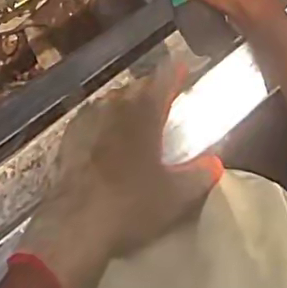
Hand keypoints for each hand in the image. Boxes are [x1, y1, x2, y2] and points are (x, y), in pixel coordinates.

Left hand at [20, 68, 220, 287]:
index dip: (176, 72)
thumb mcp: (175, 196)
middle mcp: (116, 102)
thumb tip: (215, 164)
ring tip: (137, 124)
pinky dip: (105, 122)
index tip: (183, 67)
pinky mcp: (71, 130)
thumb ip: (199, 175)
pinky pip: (94, 116)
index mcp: (144, 110)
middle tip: (164, 106)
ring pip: (114, 100)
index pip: (164, 78)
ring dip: (127, 107)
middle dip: (152, 92)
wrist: (77, 219)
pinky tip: (107, 140)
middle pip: (138, 87)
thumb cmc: (132, 203)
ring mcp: (90, 113)